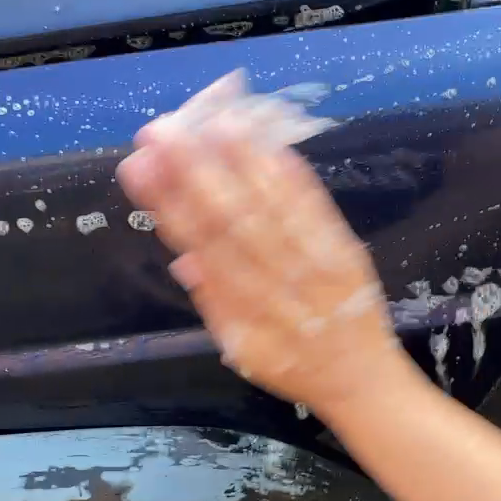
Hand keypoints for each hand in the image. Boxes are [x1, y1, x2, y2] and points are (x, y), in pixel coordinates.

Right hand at [116, 71, 411, 412]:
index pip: (200, 249)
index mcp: (243, 312)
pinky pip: (318, 213)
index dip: (168, 206)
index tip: (139, 166)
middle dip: (194, 173)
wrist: (361, 380)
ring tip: (212, 120)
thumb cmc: (295, 364)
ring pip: (272, 211)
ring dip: (243, 164)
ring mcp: (315, 269)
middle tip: (161, 130)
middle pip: (230, 223)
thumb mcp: (244, 349)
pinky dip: (295, 180)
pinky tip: (273, 146)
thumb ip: (213, 303)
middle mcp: (277, 289)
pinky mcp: (347, 255)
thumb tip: (182, 258)